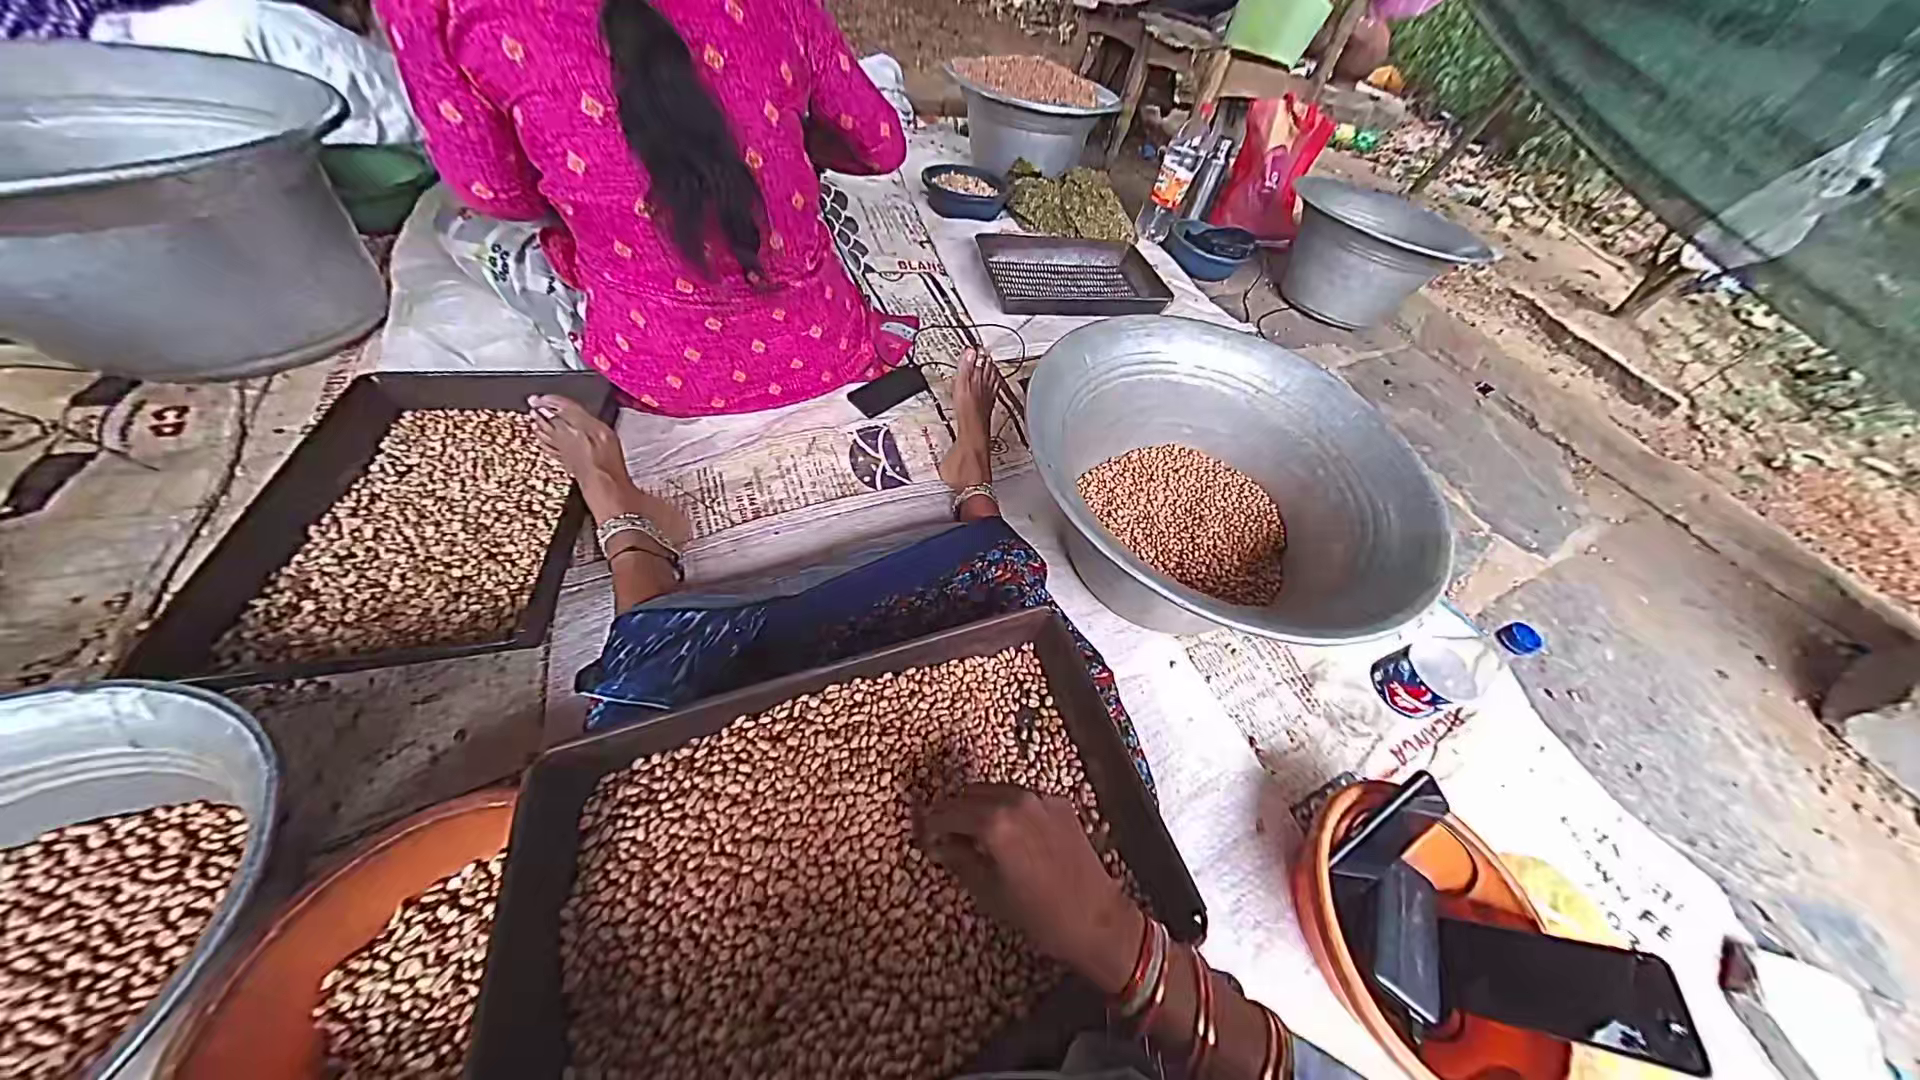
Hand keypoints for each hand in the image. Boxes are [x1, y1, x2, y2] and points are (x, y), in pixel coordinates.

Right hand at [922, 783, 1143, 994]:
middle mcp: (1015, 800)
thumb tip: (939, 843)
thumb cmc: (1039, 914)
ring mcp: (1040, 798)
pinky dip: (1008, 807)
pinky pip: (1022, 796)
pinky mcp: (1058, 802)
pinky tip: (1010, 831)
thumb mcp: (989, 891)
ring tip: (975, 831)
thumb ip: (959, 858)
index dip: (933, 823)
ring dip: (980, 805)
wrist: (1096, 918)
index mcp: (993, 823)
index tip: (927, 834)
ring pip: (996, 790)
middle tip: (946, 833)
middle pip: (970, 794)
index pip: (949, 812)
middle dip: (954, 810)